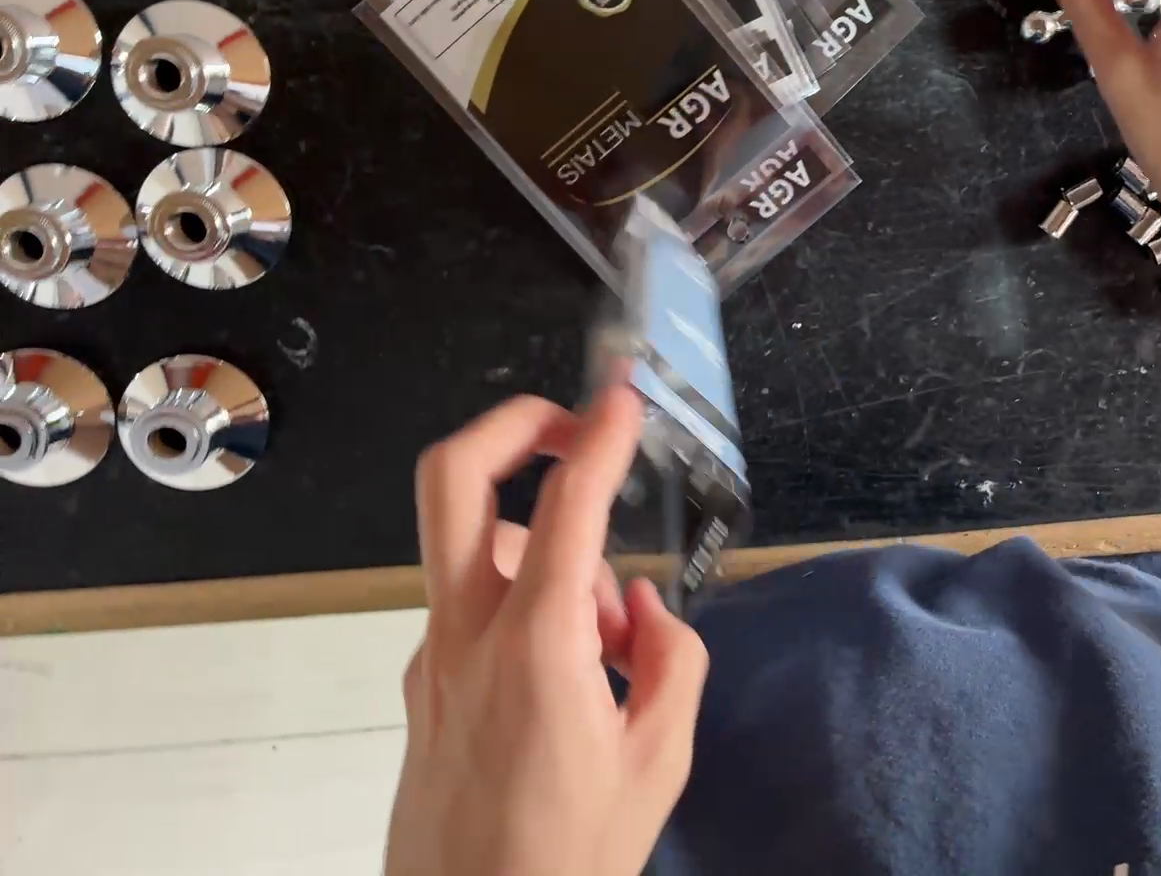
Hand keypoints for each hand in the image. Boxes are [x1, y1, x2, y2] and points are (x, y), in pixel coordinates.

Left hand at [386, 387, 708, 875]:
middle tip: (574, 422)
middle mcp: (466, 633)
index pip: (571, 508)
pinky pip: (482, 600)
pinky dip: (535, 595)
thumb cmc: (575, 851)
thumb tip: (635, 604)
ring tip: (609, 633)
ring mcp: (433, 655)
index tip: (624, 395)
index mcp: (536, 648)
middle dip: (513, 426)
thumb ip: (671, 655)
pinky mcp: (425, 681)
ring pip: (483, 547)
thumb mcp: (662, 753)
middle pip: (454, 483)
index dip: (601, 437)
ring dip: (552, 546)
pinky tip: (578, 666)